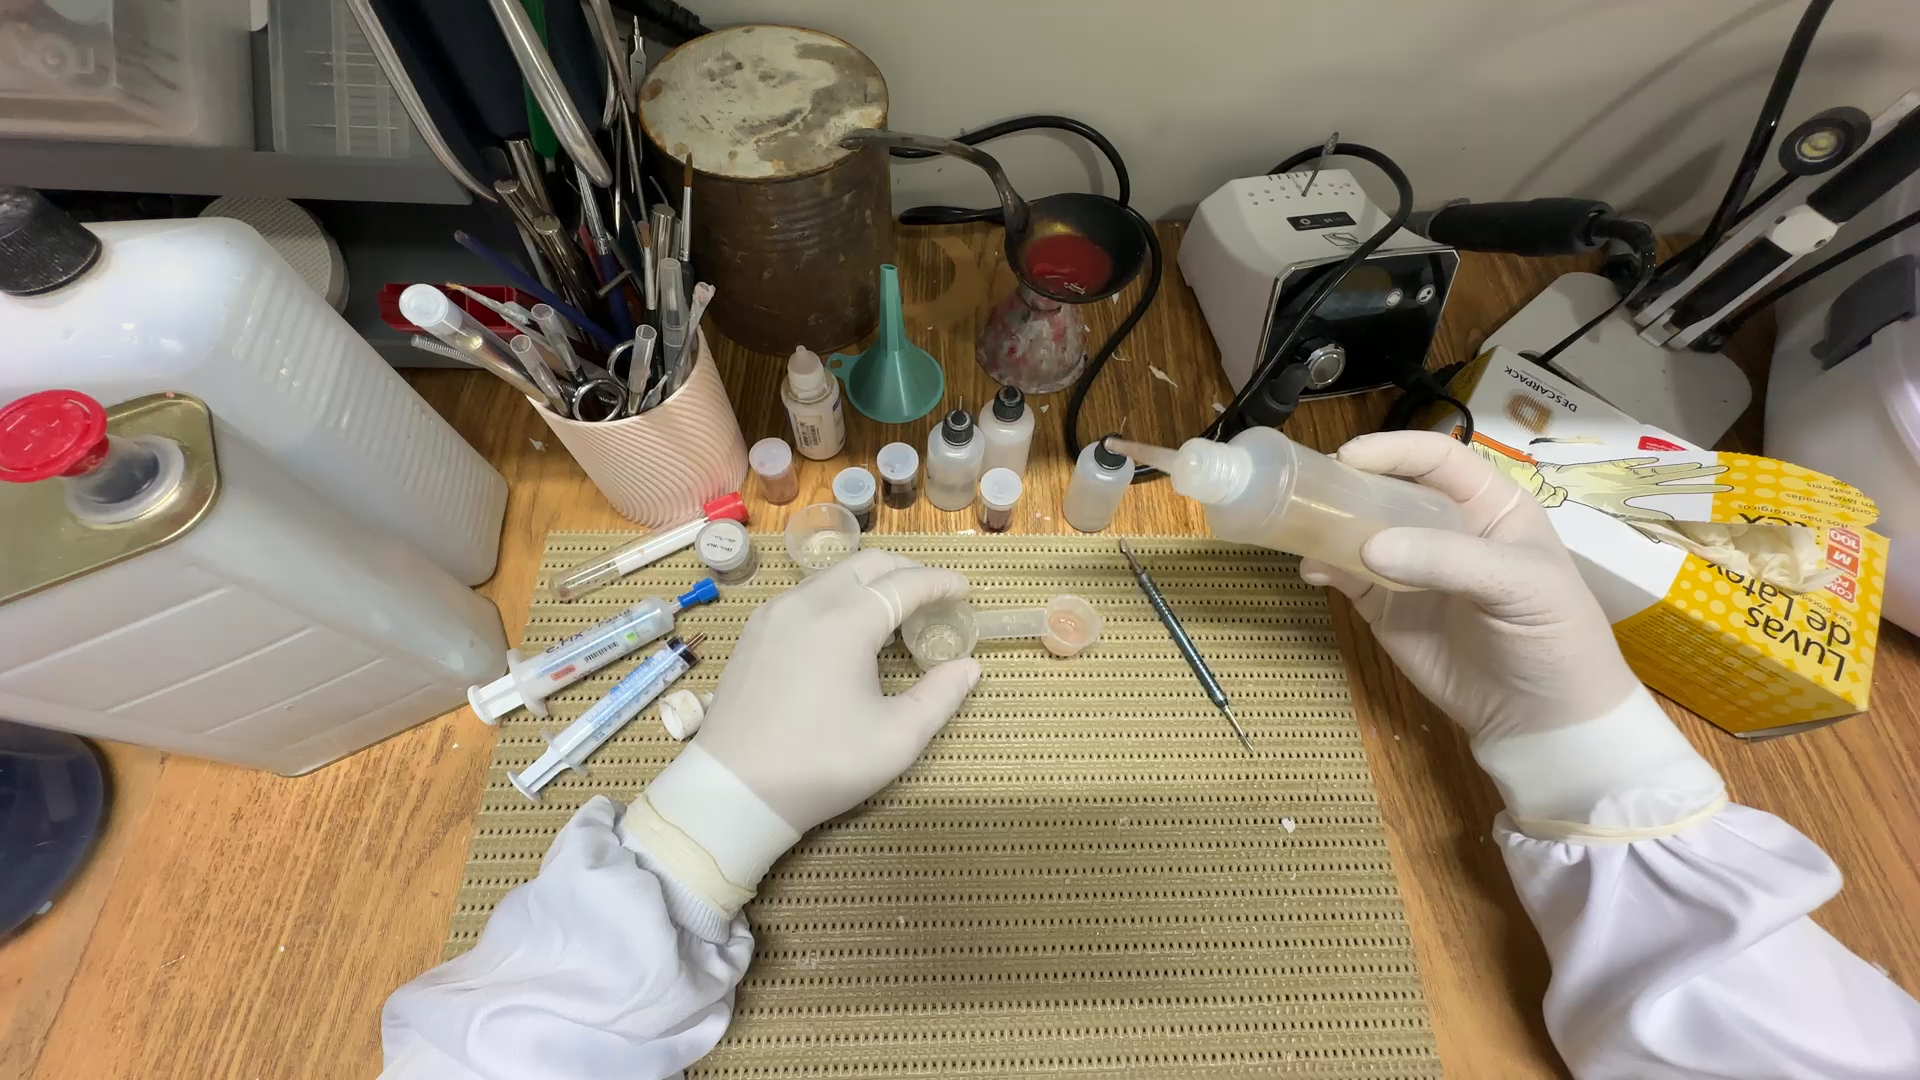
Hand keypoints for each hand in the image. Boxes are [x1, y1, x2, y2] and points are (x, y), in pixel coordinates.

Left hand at [635, 550, 980, 906]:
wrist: (733, 791)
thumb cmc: (821, 765)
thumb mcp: (896, 738)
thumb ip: (941, 695)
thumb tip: (969, 666)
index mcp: (845, 622)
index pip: (905, 584)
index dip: (941, 582)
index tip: (965, 589)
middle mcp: (808, 602)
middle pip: (869, 563)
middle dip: (908, 571)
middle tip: (934, 597)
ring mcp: (776, 611)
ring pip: (835, 572)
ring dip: (872, 580)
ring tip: (896, 611)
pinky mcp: (757, 627)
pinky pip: (808, 591)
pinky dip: (840, 594)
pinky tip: (850, 627)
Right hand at [1299, 432, 1721, 830]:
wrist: (1540, 721)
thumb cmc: (1553, 640)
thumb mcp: (1523, 589)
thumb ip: (1449, 560)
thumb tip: (1369, 546)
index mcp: (1487, 505)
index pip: (1437, 459)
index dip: (1395, 450)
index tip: (1349, 457)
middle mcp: (1440, 526)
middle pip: (1385, 486)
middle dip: (1347, 482)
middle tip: (1310, 489)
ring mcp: (1404, 564)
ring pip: (1354, 528)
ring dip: (1325, 524)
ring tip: (1300, 529)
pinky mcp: (1377, 601)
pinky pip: (1339, 572)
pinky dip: (1319, 566)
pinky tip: (1312, 572)